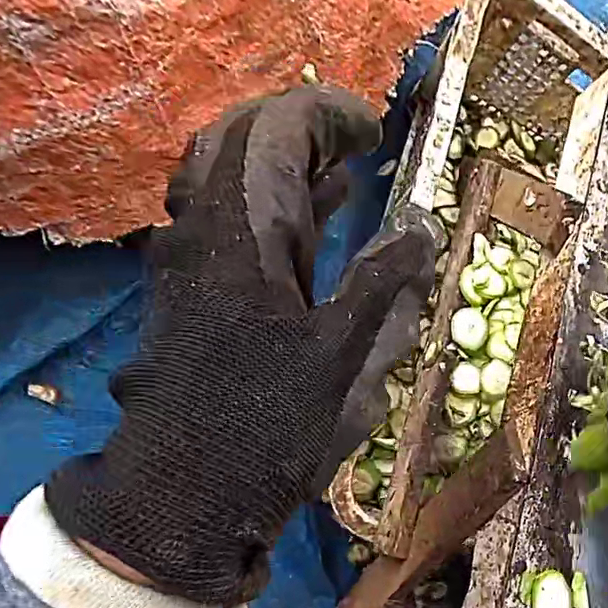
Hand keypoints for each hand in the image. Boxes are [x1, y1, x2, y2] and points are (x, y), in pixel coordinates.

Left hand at [47, 88, 432, 604]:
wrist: (186, 492)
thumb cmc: (266, 424)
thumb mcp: (340, 356)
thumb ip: (380, 284)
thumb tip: (420, 231)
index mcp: (240, 236)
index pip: (273, 131)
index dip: (327, 115)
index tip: (376, 129)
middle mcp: (204, 233)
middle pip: (240, 143)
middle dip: (302, 129)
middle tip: (360, 142)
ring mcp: (193, 263)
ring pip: (231, 183)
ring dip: (288, 167)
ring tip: (348, 169)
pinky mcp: (197, 294)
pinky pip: (234, 227)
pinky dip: (276, 211)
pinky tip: (316, 222)